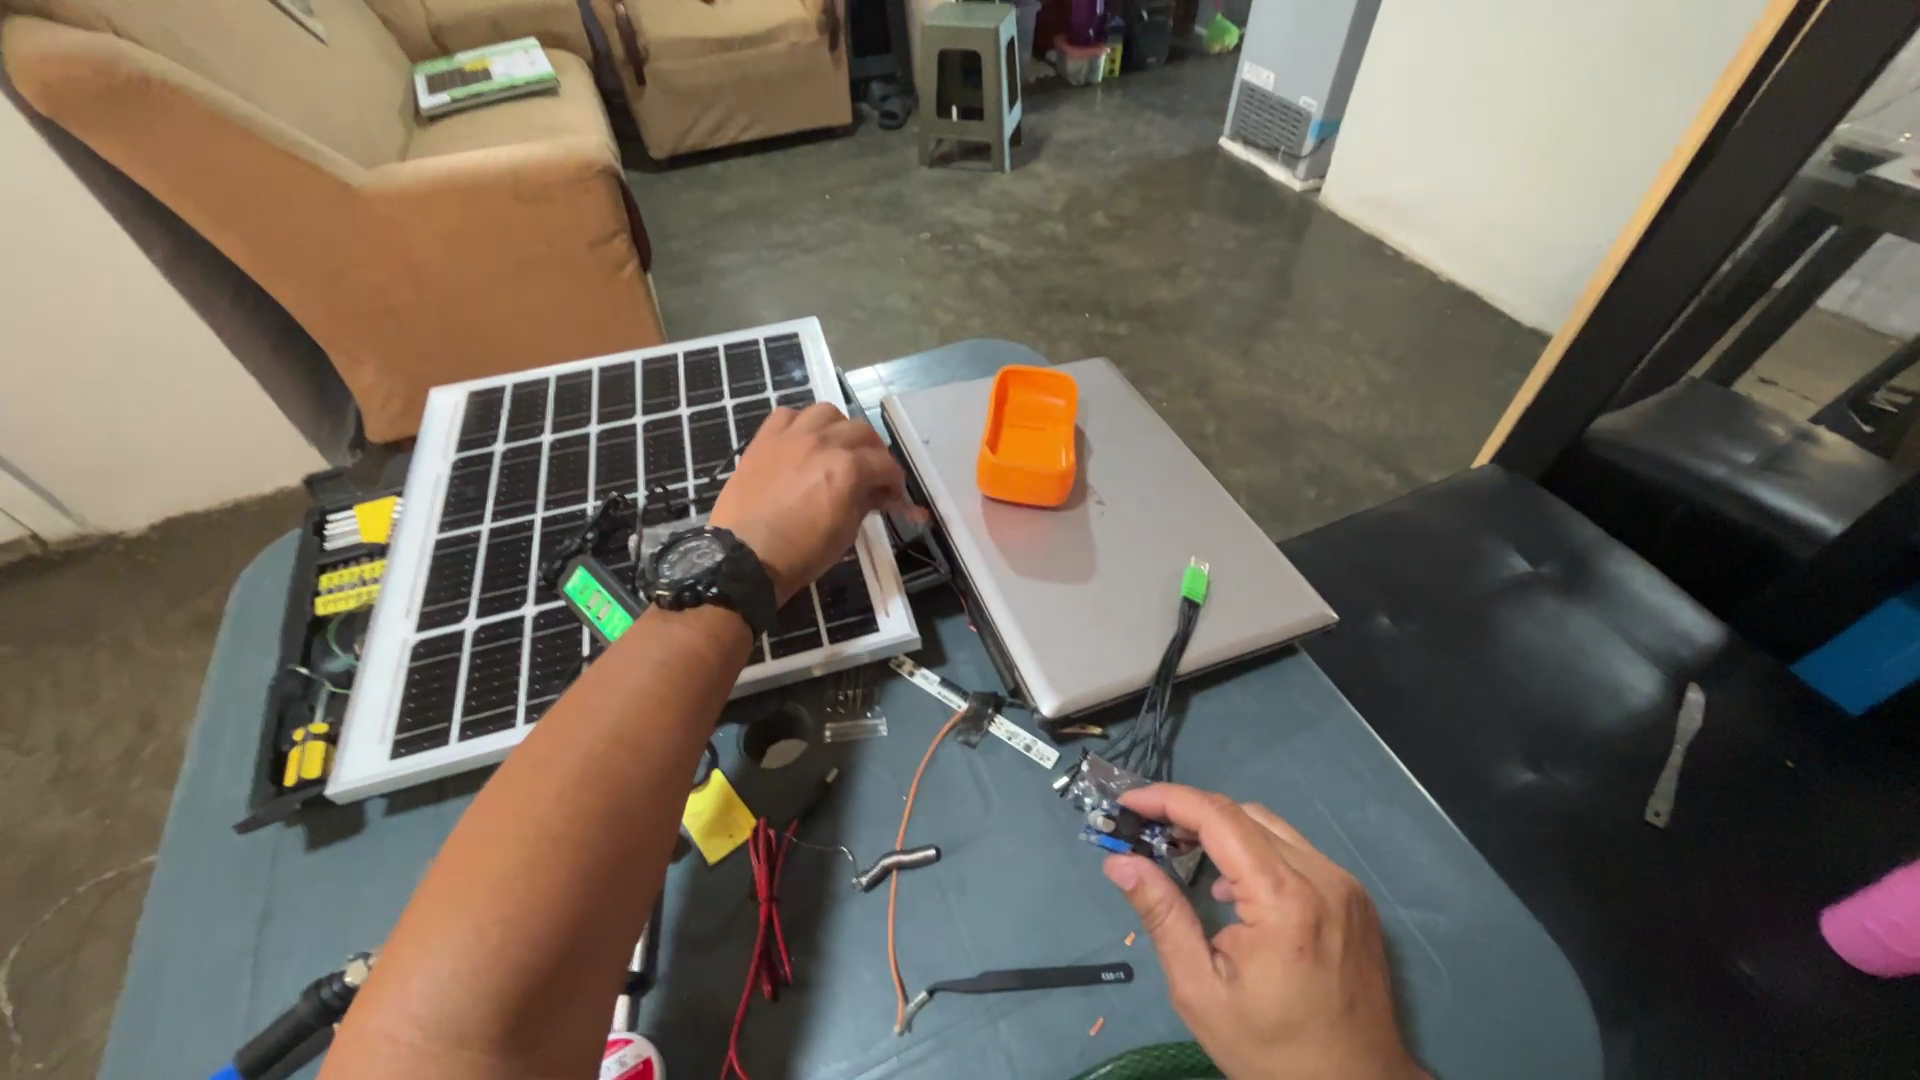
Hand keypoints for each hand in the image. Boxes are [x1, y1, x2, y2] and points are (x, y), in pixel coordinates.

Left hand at [708, 403, 905, 604]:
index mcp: (848, 469)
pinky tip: (802, 441)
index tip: (893, 494)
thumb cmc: (801, 553)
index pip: (885, 464)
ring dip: (839, 428)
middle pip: (862, 431)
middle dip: (874, 452)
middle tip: (872, 472)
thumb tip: (877, 493)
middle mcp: (823, 443)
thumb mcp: (845, 533)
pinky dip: (800, 424)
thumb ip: (864, 503)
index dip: (894, 480)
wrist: (745, 557)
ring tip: (838, 447)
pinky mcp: (763, 440)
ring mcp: (791, 437)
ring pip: (826, 413)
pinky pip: (786, 415)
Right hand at [1104, 784, 1424, 1079]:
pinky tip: (1233, 887)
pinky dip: (1255, 850)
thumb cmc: (1272, 1050)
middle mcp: (1321, 877)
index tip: (1129, 800)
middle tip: (1147, 829)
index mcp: (1283, 899)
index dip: (1168, 799)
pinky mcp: (1354, 897)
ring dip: (1222, 828)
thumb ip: (1162, 915)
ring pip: (1270, 826)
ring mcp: (1344, 885)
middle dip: (1189, 811)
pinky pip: (1295, 851)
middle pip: (1243, 814)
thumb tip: (1120, 861)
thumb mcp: (1201, 990)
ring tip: (1181, 851)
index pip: (1218, 817)